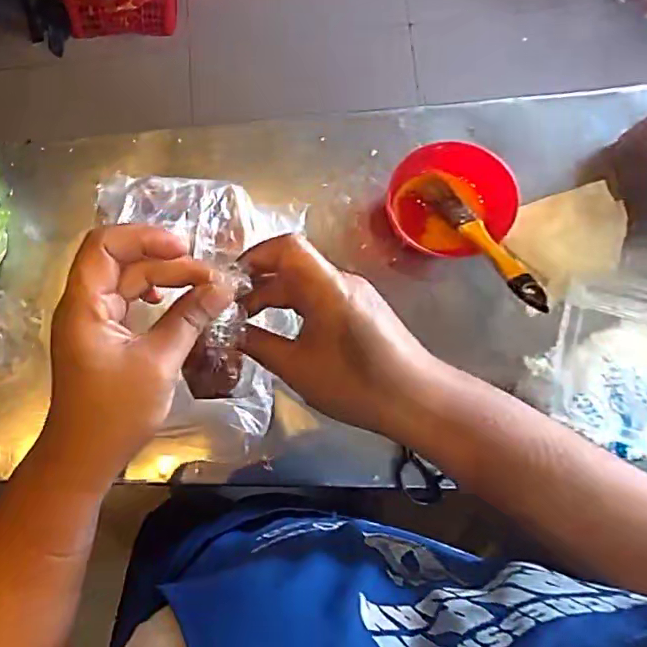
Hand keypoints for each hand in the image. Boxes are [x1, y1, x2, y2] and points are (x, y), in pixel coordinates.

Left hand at [38, 225, 235, 482]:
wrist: (82, 458)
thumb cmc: (114, 414)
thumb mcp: (159, 363)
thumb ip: (189, 319)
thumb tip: (222, 287)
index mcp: (84, 304)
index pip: (104, 245)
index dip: (144, 237)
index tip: (184, 248)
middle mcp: (83, 305)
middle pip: (120, 261)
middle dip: (164, 260)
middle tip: (208, 274)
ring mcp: (91, 322)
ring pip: (126, 282)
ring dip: (163, 278)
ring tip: (201, 284)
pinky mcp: (102, 338)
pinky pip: (128, 303)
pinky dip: (154, 298)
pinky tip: (176, 303)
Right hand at [239, 234, 450, 440]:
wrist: (418, 400)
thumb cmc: (357, 384)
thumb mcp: (297, 368)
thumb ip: (259, 345)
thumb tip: (230, 331)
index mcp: (327, 287)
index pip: (286, 246)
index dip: (253, 256)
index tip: (229, 284)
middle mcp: (341, 281)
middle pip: (292, 264)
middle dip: (257, 283)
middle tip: (228, 311)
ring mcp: (354, 293)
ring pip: (305, 282)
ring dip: (275, 297)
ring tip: (247, 324)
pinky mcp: (361, 309)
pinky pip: (320, 295)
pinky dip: (295, 307)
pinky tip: (281, 332)